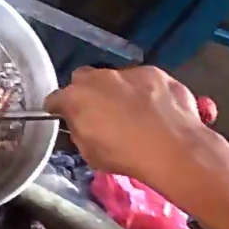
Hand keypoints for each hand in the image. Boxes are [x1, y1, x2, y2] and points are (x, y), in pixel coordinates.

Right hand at [44, 66, 215, 182]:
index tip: (64, 116)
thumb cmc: (125, 156)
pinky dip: (148, 92)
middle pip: (84, 79)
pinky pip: (146, 81)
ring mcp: (129, 72)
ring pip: (117, 78)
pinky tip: (158, 110)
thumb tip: (80, 123)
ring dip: (120, 91)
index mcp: (75, 97)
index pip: (56, 98)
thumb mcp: (89, 153)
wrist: (173, 149)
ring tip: (136, 113)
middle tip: (100, 112)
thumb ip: (79, 131)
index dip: (59, 108)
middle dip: (88, 92)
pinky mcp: (156, 73)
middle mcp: (98, 78)